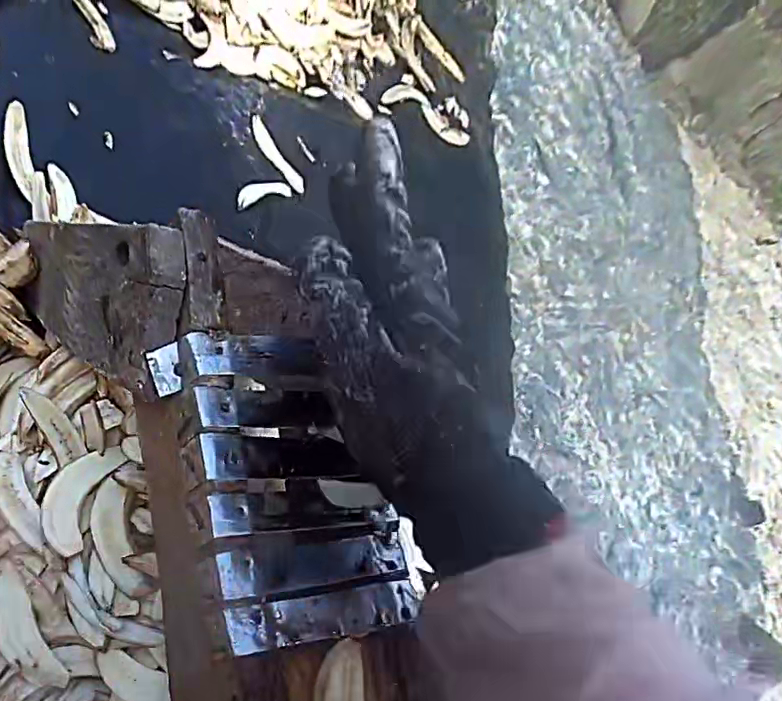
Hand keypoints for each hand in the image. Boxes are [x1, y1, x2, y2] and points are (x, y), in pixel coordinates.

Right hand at [298, 119, 562, 574]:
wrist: (460, 479)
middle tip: (373, 165)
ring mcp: (445, 337)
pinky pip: (430, 308)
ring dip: (406, 244)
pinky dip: (419, 285)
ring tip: (402, 225)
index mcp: (409, 303)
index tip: (368, 139)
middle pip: (405, 246)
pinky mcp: (447, 365)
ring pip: (425, 277)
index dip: (370, 192)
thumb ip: (341, 307)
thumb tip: (322, 252)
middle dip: (385, 207)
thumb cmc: (402, 426)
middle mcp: (433, 308)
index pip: (384, 234)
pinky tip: (421, 291)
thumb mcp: (358, 367)